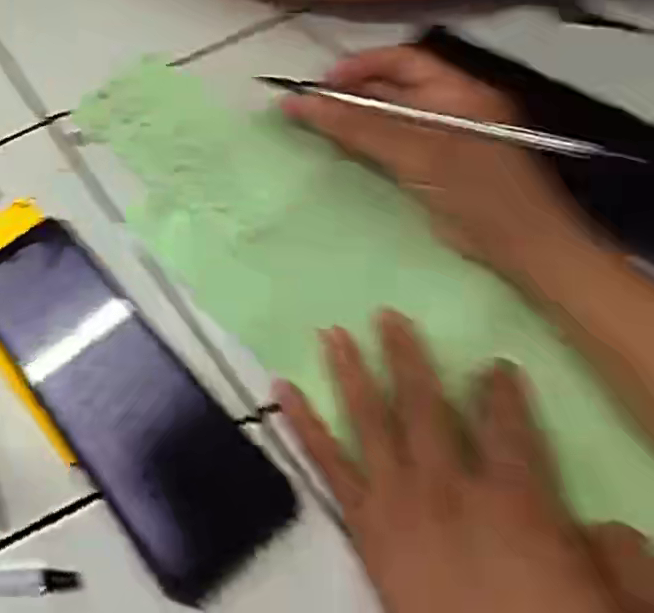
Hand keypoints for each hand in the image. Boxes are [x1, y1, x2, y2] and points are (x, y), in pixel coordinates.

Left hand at [278, 311, 623, 612]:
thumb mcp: (629, 612)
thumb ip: (623, 563)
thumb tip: (607, 522)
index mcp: (518, 507)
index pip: (509, 434)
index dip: (504, 397)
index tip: (496, 362)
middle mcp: (446, 488)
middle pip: (423, 409)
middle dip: (406, 359)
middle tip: (386, 315)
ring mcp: (393, 498)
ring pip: (366, 419)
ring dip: (348, 372)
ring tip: (330, 332)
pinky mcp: (359, 517)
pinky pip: (323, 459)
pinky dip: (299, 419)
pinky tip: (279, 385)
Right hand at [280, 46, 589, 276]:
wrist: (515, 243)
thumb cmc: (470, 187)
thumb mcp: (408, 149)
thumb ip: (349, 123)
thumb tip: (293, 100)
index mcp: (458, 93)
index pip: (401, 60)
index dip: (359, 66)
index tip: (321, 84)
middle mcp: (448, 107)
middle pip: (387, 85)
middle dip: (344, 93)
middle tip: (308, 108)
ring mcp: (439, 134)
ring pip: (380, 112)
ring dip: (345, 117)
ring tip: (314, 127)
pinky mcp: (427, 159)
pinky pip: (382, 137)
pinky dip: (356, 137)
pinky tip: (337, 146)